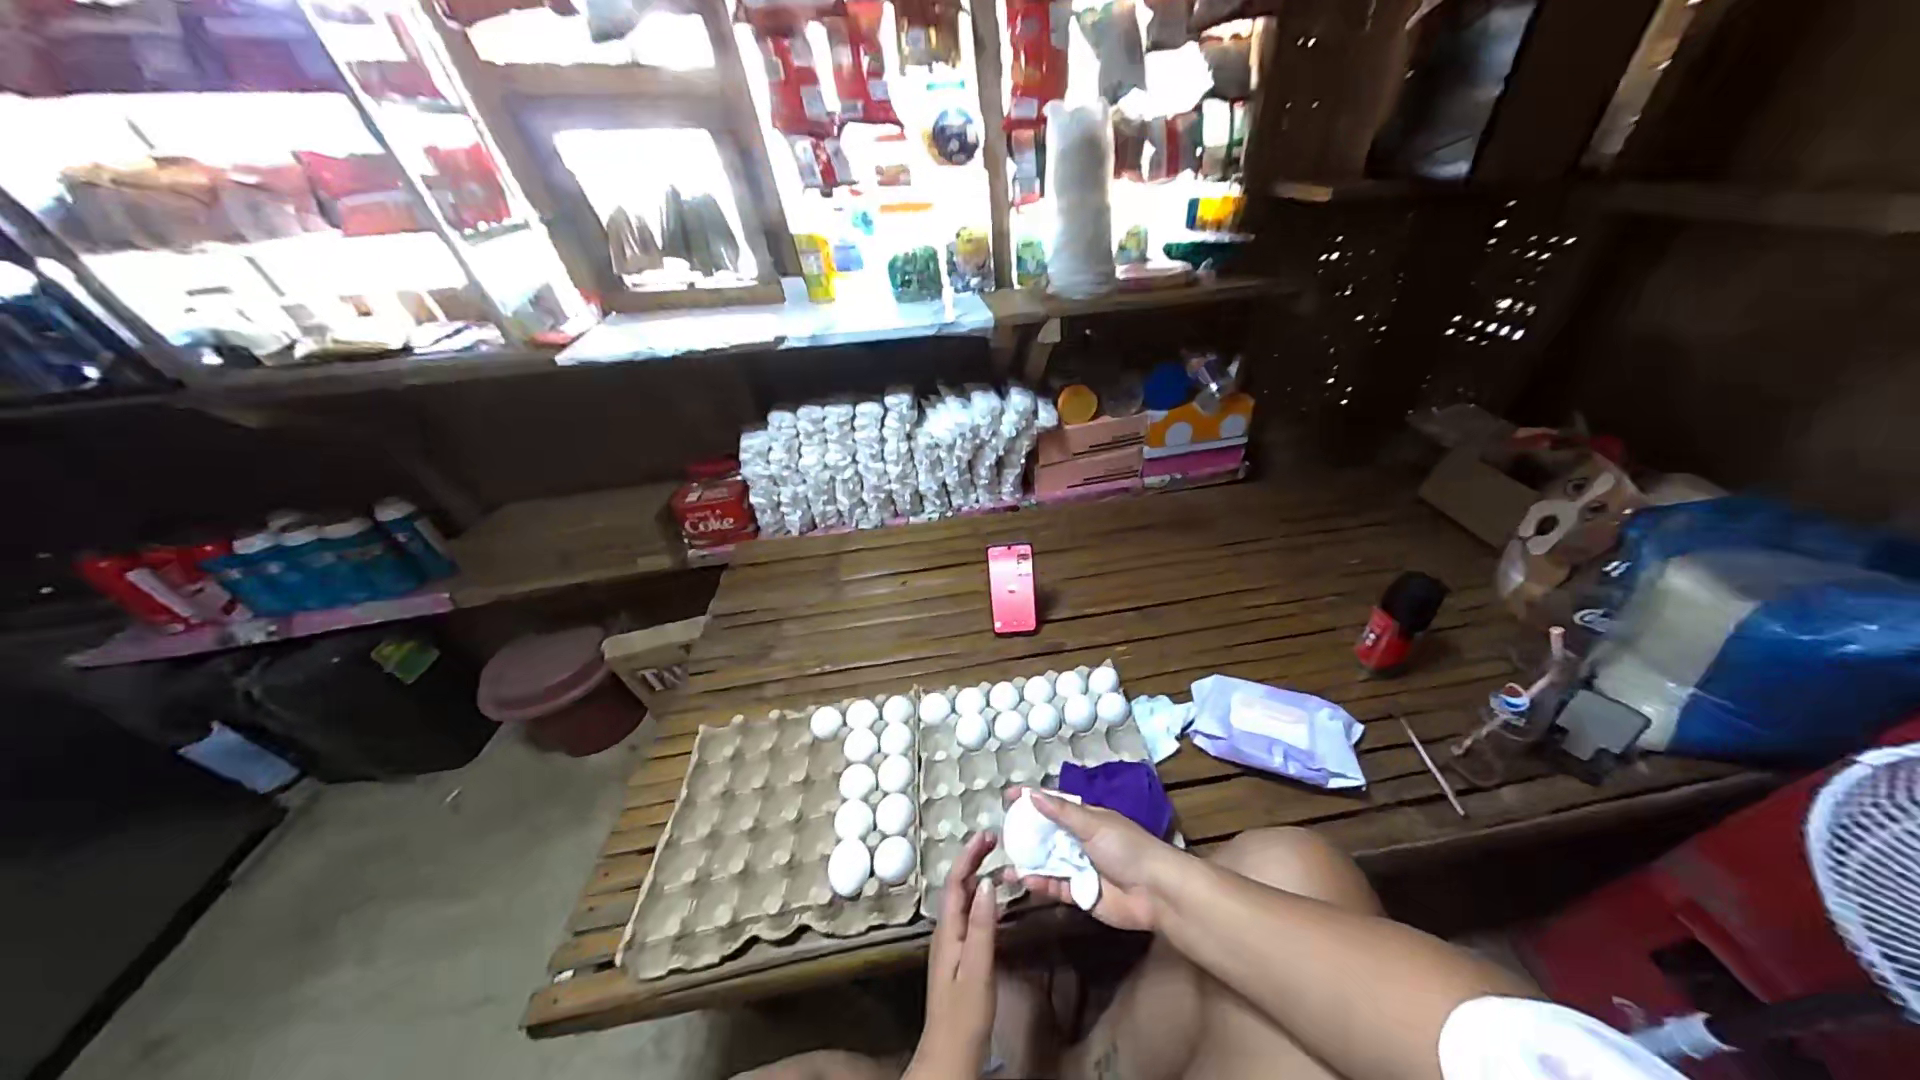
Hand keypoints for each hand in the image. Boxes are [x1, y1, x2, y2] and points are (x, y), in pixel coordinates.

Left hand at [908, 831, 999, 1079]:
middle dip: (972, 859)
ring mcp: (951, 945)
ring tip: (994, 859)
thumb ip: (982, 926)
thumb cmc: (964, 1014)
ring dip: (975, 875)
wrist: (949, 1055)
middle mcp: (946, 932)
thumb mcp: (978, 969)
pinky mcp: (959, 956)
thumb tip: (987, 883)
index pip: (956, 882)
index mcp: (948, 931)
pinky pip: (967, 914)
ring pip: (962, 899)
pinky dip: (979, 897)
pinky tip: (992, 900)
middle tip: (993, 840)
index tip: (987, 834)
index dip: (969, 855)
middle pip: (957, 886)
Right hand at [999, 788, 1183, 932]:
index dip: (1033, 800)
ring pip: (1048, 863)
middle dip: (1025, 835)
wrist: (1156, 892)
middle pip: (1048, 836)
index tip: (1008, 796)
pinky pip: (1056, 887)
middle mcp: (1081, 841)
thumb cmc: (1126, 848)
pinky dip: (1040, 884)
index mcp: (1087, 819)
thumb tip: (1032, 794)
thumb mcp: (1093, 824)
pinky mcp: (1081, 894)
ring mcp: (1081, 868)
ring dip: (1028, 862)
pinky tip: (1023, 881)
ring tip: (1004, 864)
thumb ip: (1061, 812)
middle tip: (999, 835)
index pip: (1054, 804)